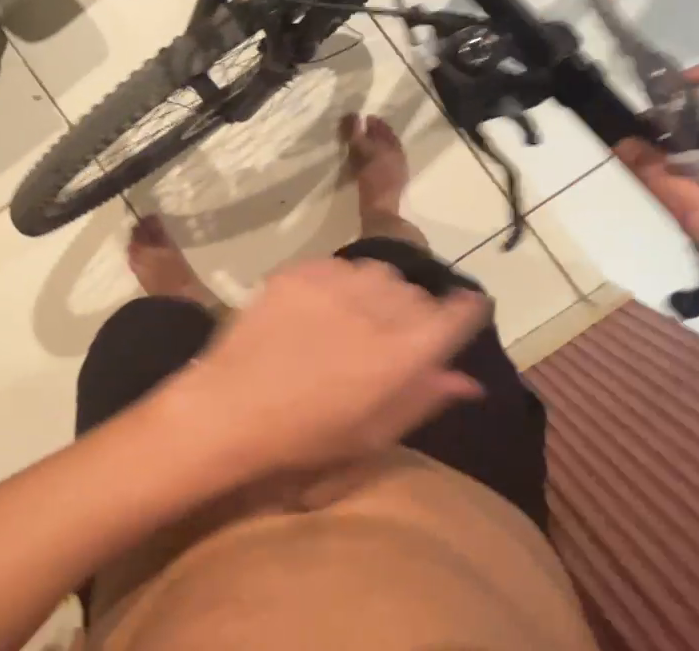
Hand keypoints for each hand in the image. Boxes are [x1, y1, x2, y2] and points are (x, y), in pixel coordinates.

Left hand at [156, 256, 491, 476]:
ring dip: (377, 291)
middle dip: (415, 310)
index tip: (466, 308)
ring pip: (377, 272)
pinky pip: (335, 265)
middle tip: (394, 332)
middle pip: (416, 293)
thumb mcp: (374, 432)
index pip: (455, 314)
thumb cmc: (307, 434)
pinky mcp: (297, 273)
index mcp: (401, 355)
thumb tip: (467, 379)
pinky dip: (338, 282)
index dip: (465, 309)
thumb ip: (424, 397)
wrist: (231, 408)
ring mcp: (332, 286)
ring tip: (356, 315)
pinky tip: (322, 305)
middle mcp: (374, 311)